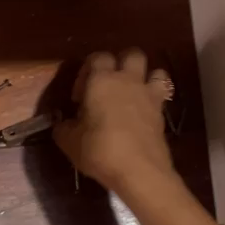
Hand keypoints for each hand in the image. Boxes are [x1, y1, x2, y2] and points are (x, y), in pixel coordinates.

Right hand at [53, 49, 175, 192]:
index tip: (79, 95)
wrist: (138, 170)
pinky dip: (154, 98)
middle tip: (108, 86)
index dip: (86, 72)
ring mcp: (149, 95)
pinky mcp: (162, 112)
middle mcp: (127, 80)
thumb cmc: (98, 150)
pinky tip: (142, 113)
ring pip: (155, 70)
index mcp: (101, 81)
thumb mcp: (68, 142)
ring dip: (145, 77)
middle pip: (131, 54)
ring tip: (132, 95)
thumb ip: (63, 127)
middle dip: (121, 64)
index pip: (97, 57)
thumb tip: (63, 123)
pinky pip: (161, 94)